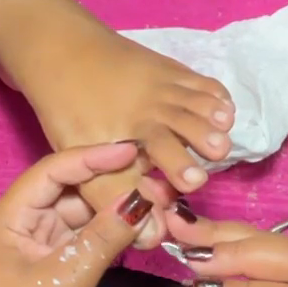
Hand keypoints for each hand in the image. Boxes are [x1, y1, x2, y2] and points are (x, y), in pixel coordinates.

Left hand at [0, 0, 234, 244]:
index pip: (151, 159)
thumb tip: (151, 236)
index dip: (172, 176)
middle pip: (181, 129)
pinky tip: (224, 115)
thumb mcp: (76, 153)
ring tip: (222, 140)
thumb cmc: (69, 108)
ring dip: (213, 123)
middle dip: (199, 146)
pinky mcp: (172, 69)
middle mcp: (148, 108)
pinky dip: (217, 99)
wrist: (63, 49)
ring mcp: (162, 85)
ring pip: (197, 104)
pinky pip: (203, 83)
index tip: (188, 191)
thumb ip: (110, 193)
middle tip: (211, 162)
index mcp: (122, 131)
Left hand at [0, 142, 153, 286]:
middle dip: (112, 186)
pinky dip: (114, 235)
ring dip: (117, 212)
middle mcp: (26, 224)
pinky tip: (144, 230)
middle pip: (72, 190)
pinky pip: (89, 239)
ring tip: (159, 205)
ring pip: (85, 215)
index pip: (53, 170)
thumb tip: (142, 198)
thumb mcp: (66, 279)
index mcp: (12, 216)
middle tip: (157, 180)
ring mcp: (44, 246)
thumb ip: (104, 237)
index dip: (93, 156)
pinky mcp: (61, 267)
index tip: (133, 148)